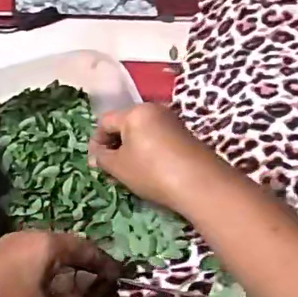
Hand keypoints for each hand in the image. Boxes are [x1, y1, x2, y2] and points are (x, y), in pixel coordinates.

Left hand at [0, 230, 121, 296]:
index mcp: (50, 245)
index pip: (87, 249)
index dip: (104, 263)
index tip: (118, 277)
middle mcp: (33, 236)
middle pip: (67, 245)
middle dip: (85, 261)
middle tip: (99, 278)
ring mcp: (13, 240)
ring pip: (48, 248)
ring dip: (64, 262)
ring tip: (75, 281)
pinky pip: (32, 252)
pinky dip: (46, 264)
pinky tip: (45, 280)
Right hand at [87, 101, 225, 211]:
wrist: (201, 185)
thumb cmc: (151, 171)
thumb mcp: (117, 166)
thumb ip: (101, 157)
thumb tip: (97, 155)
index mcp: (135, 112)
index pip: (105, 122)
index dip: (96, 142)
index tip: (96, 163)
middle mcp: (155, 111)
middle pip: (124, 126)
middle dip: (114, 148)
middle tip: (109, 170)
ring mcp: (172, 123)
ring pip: (141, 135)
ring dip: (129, 153)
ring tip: (127, 174)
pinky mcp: (185, 137)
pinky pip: (156, 141)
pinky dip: (146, 154)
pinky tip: (146, 173)